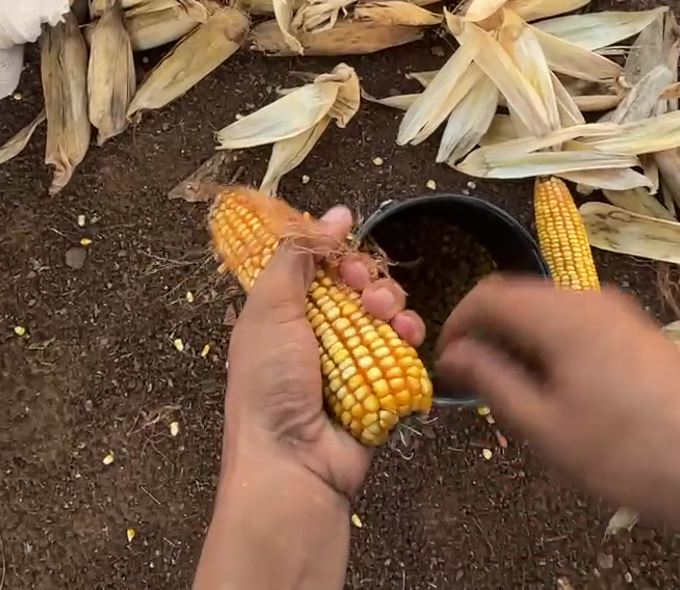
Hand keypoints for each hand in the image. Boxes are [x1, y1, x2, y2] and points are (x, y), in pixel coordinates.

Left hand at [196, 206, 423, 589]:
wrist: (293, 467)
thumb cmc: (270, 382)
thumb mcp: (270, 307)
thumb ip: (297, 254)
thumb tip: (334, 213)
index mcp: (280, 310)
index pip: (314, 263)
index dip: (332, 251)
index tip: (343, 250)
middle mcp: (312, 330)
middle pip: (351, 283)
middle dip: (364, 276)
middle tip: (363, 288)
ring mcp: (347, 358)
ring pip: (380, 310)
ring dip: (389, 302)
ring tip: (385, 314)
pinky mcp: (377, 383)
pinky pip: (401, 346)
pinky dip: (408, 333)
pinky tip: (408, 332)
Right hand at [435, 279, 679, 589]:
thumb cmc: (633, 454)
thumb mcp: (547, 428)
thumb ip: (492, 381)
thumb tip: (455, 353)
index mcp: (558, 313)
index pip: (485, 295)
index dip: (456, 323)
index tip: (445, 362)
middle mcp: (586, 298)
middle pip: (516, 296)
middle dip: (488, 332)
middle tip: (479, 382)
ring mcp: (619, 312)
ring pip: (547, 309)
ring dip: (520, 339)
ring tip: (520, 392)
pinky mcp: (641, 332)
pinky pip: (577, 321)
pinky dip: (552, 343)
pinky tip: (566, 391)